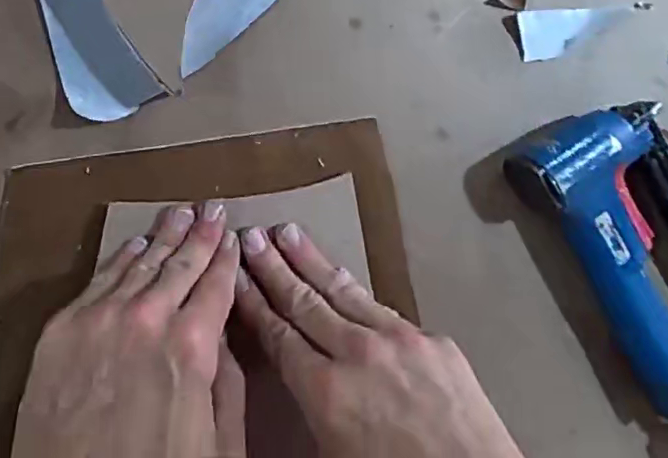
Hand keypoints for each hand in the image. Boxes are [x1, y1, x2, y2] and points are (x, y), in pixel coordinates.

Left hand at [14, 202, 246, 457]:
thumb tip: (222, 332)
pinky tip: (136, 244)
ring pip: (141, 262)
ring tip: (179, 214)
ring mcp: (100, 319)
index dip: (226, 258)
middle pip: (181, 263)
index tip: (233, 237)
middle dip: (201, 234)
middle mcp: (147, 319)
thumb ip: (226, 380)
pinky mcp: (60, 330)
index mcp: (191, 345)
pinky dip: (122, 257)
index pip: (217, 284)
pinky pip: (99, 279)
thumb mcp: (217, 442)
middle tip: (212, 209)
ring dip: (164, 235)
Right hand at [233, 222, 522, 457]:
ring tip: (288, 231)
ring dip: (311, 260)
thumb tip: (302, 372)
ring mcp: (397, 338)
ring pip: (343, 290)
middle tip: (252, 234)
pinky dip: (356, 290)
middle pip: (305, 302)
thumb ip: (316, 407)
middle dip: (274, 268)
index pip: (280, 337)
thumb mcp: (336, 454)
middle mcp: (357, 353)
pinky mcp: (431, 338)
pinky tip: (343, 276)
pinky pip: (383, 310)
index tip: (236, 273)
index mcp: (327, 393)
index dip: (255, 303)